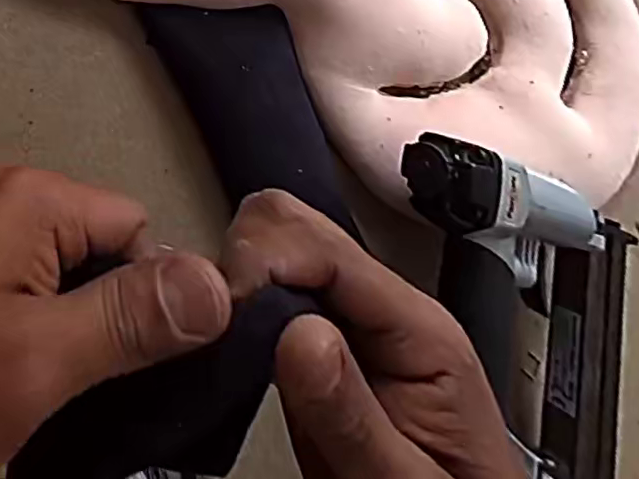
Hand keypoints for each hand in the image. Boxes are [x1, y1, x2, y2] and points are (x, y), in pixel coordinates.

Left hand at [0, 164, 232, 477]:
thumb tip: (216, 280)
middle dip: (95, 313)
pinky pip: (4, 268)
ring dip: (51, 321)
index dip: (145, 301)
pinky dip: (11, 313)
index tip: (119, 370)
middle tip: (61, 384)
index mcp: (33, 198)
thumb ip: (128, 320)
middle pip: (93, 244)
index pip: (137, 231)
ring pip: (48, 262)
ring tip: (18, 379)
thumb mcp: (34, 363)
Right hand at [223, 190, 522, 478]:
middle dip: (242, 254)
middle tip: (220, 319)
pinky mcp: (307, 320)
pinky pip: (259, 269)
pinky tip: (225, 326)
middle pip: (291, 219)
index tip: (224, 310)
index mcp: (418, 329)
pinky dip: (229, 283)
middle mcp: (379, 301)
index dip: (261, 262)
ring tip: (220, 326)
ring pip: (269, 233)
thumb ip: (353, 418)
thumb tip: (300, 333)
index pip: (323, 246)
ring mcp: (342, 306)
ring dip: (232, 265)